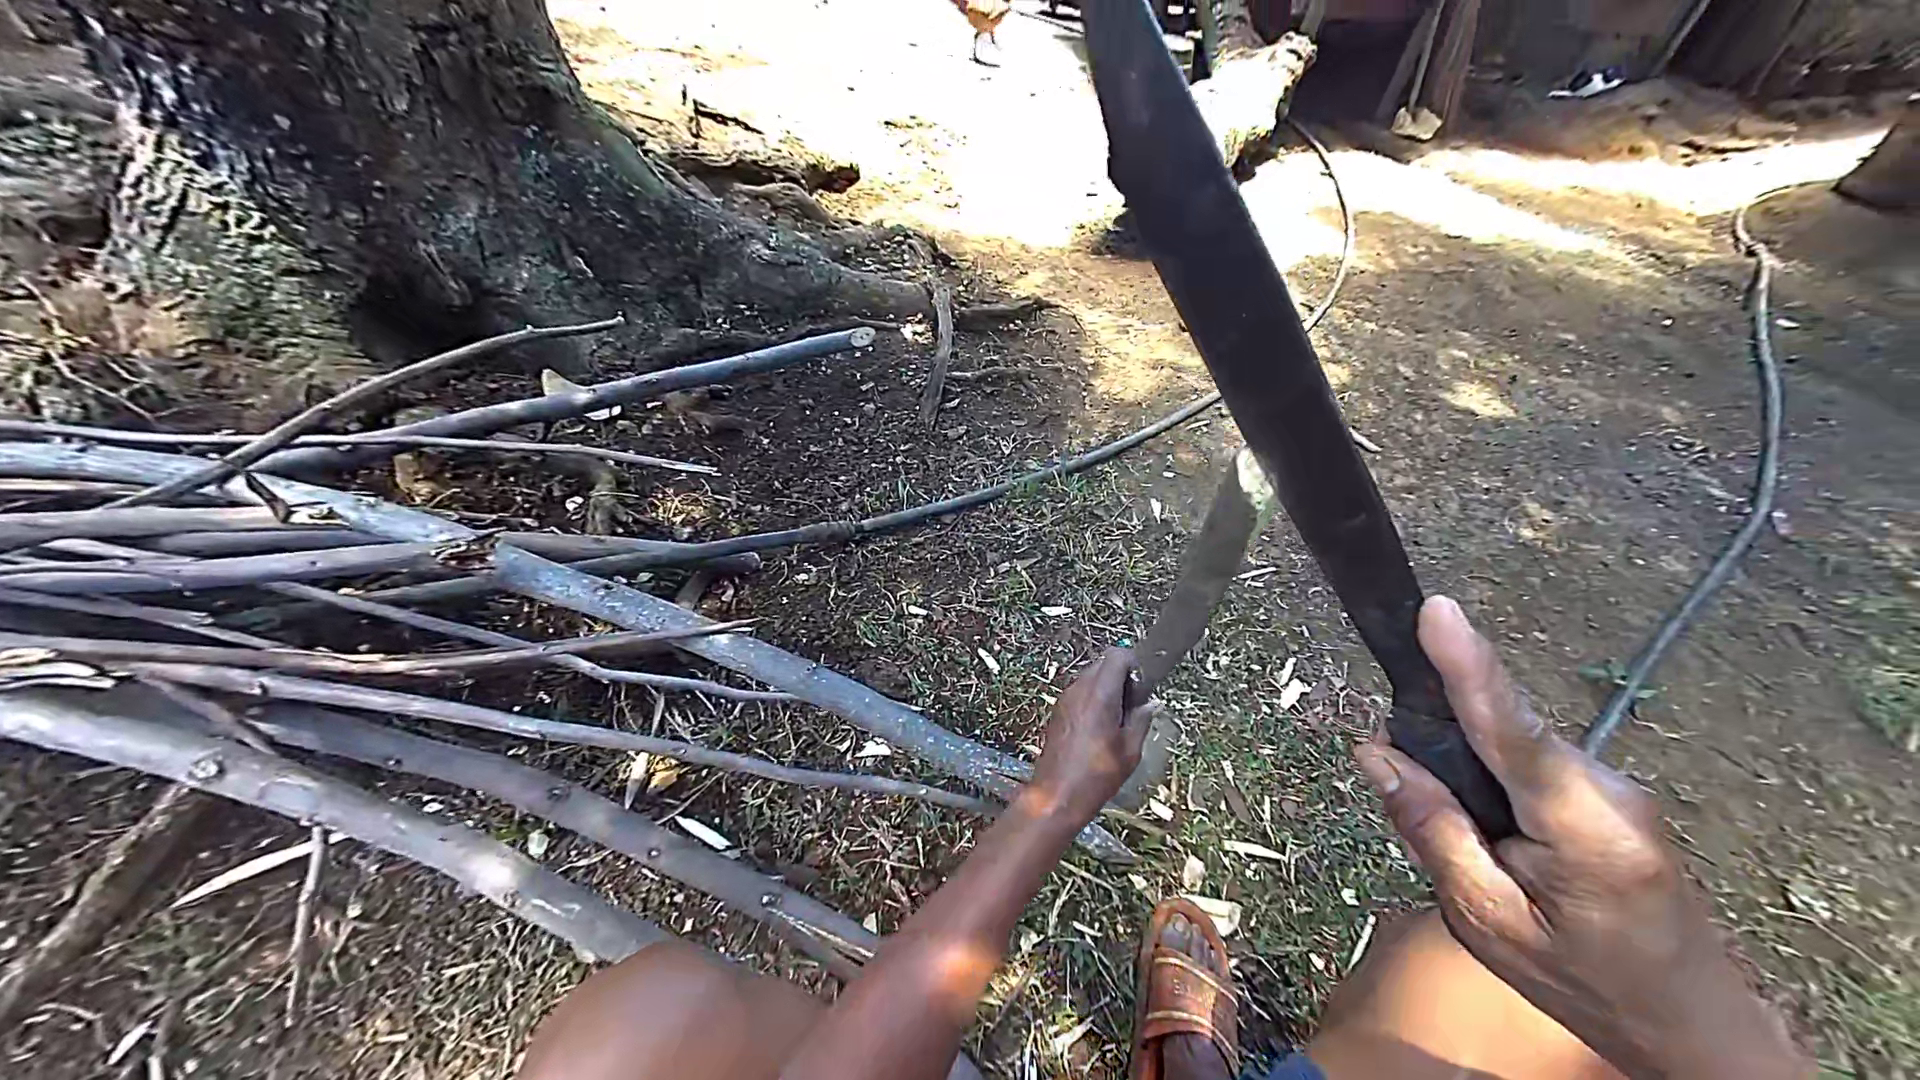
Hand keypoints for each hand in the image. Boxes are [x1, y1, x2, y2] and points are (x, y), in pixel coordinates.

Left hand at [1026, 647, 1152, 825]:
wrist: (1056, 794)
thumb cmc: (1096, 775)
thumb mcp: (1130, 750)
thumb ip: (1141, 719)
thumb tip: (1151, 703)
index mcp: (1100, 695)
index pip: (1116, 656)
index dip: (1133, 664)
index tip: (1142, 684)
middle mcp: (1079, 689)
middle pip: (1103, 663)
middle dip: (1121, 675)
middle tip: (1133, 704)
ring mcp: (1065, 698)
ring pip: (1090, 676)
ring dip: (1107, 687)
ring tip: (1118, 719)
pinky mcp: (1058, 709)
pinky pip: (1080, 691)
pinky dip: (1093, 697)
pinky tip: (1101, 726)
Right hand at [1354, 597, 1810, 1079]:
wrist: (1694, 1028)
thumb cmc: (1584, 982)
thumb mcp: (1484, 917)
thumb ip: (1429, 828)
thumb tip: (1372, 751)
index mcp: (1585, 830)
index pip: (1513, 730)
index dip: (1470, 665)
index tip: (1437, 610)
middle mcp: (1607, 790)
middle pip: (1497, 729)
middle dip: (1435, 734)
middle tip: (1405, 800)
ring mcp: (1613, 786)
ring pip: (1504, 742)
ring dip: (1457, 763)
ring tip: (1460, 839)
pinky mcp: (1604, 789)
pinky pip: (1521, 757)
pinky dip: (1482, 774)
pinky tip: (1485, 831)